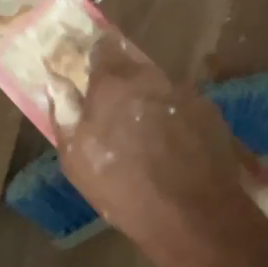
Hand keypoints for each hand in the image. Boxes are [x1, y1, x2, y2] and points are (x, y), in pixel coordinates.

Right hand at [48, 36, 257, 247]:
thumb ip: (63, 113)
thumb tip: (56, 83)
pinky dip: (174, 118)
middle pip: (132, 66)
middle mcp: (150, 77)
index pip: (100, 47)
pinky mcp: (211, 115)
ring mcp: (185, 94)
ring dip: (148, 101)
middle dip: (121, 81)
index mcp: (113, 82)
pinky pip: (183, 107)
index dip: (93, 57)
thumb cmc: (123, 188)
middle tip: (113, 108)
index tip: (86, 71)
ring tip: (145, 133)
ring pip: (159, 87)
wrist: (194, 218)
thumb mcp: (75, 157)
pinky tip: (172, 146)